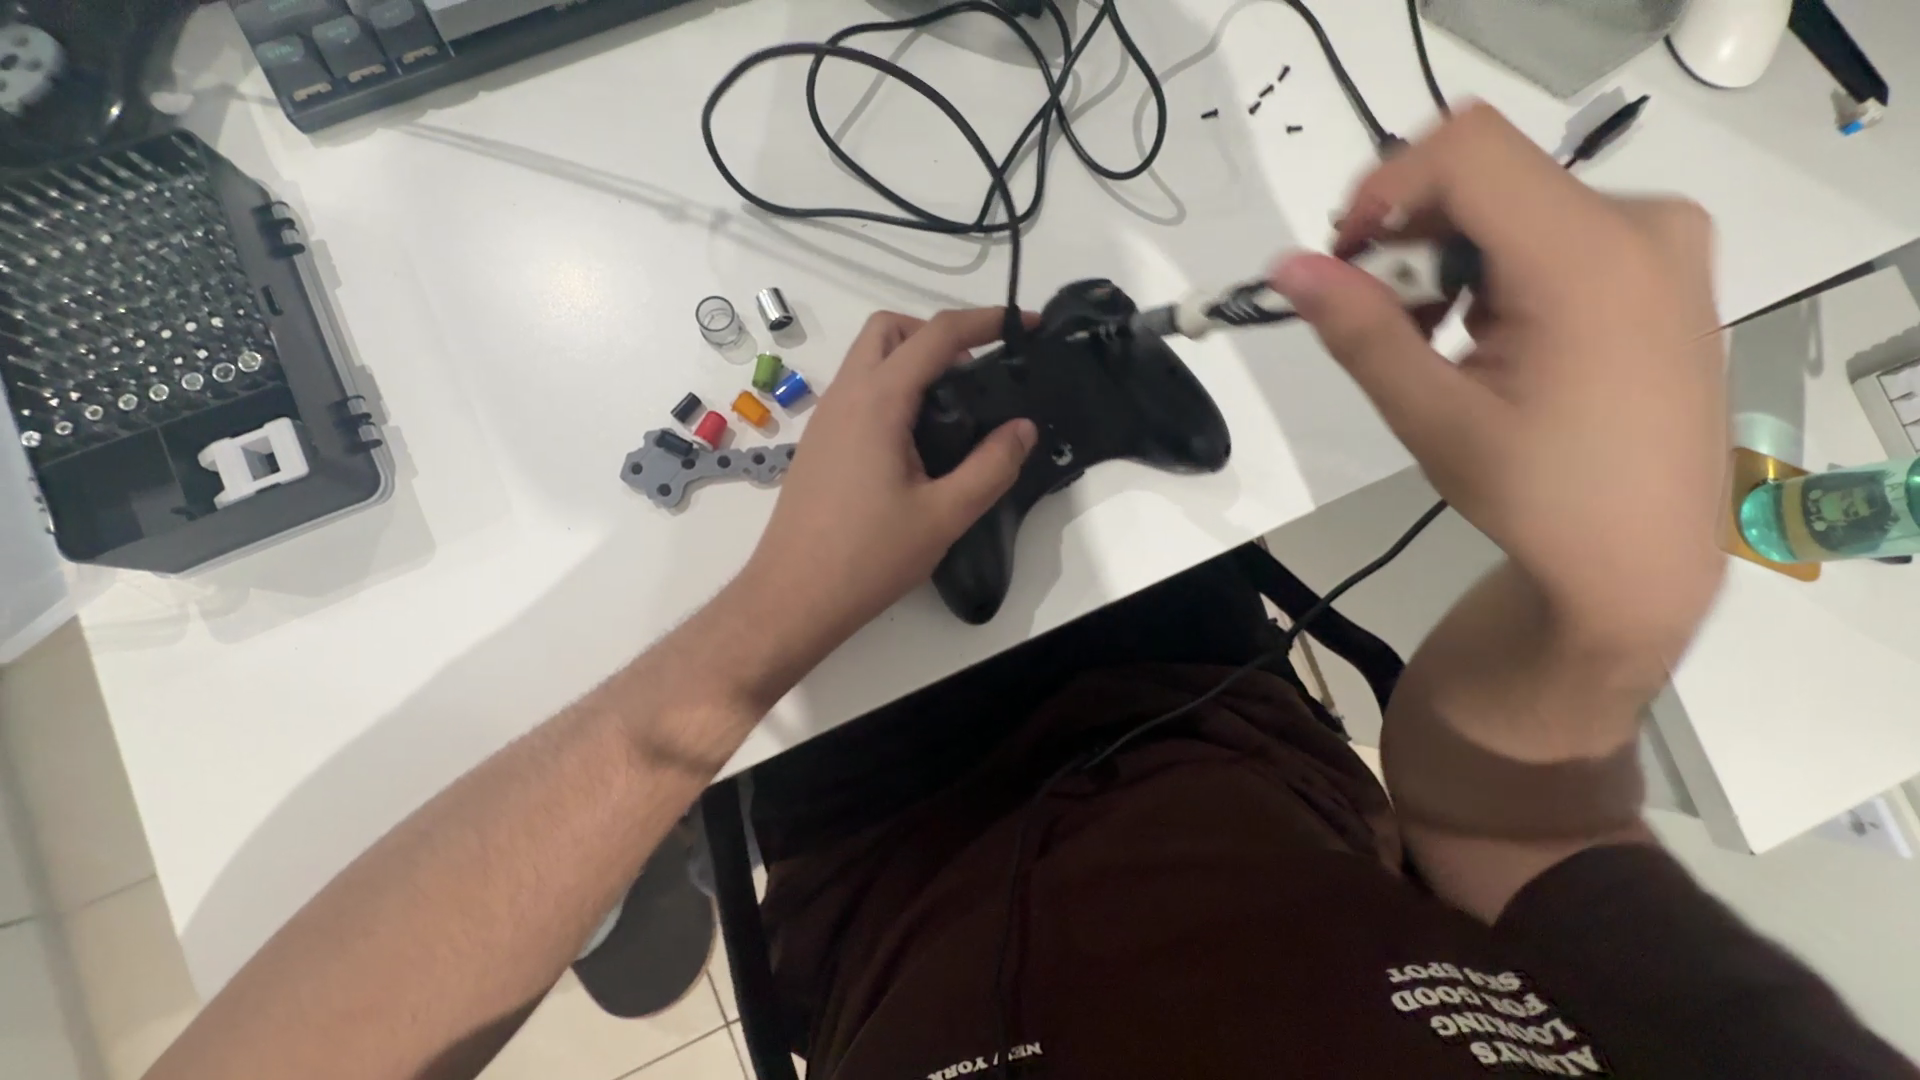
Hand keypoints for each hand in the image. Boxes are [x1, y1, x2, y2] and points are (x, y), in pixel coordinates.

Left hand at [738, 308, 1037, 660]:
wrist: (793, 597)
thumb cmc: (869, 557)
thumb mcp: (944, 515)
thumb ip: (992, 466)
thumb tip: (1023, 428)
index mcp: (878, 402)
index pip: (936, 335)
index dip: (986, 321)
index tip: (1025, 324)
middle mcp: (845, 397)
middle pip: (889, 330)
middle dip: (936, 333)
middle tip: (975, 373)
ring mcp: (825, 420)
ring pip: (868, 360)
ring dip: (911, 362)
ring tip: (953, 410)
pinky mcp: (819, 444)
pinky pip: (858, 392)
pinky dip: (892, 390)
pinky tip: (916, 442)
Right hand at [1270, 104, 1725, 662]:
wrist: (1642, 555)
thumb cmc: (1537, 495)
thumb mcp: (1432, 416)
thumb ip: (1359, 331)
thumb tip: (1286, 267)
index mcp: (1589, 257)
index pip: (1468, 152)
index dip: (1385, 187)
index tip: (1342, 259)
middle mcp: (1641, 224)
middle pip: (1488, 179)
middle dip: (1409, 239)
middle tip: (1379, 323)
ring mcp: (1659, 244)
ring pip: (1513, 206)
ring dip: (1445, 261)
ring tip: (1430, 344)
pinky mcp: (1658, 268)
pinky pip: (1550, 232)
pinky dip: (1489, 271)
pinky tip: (1479, 338)